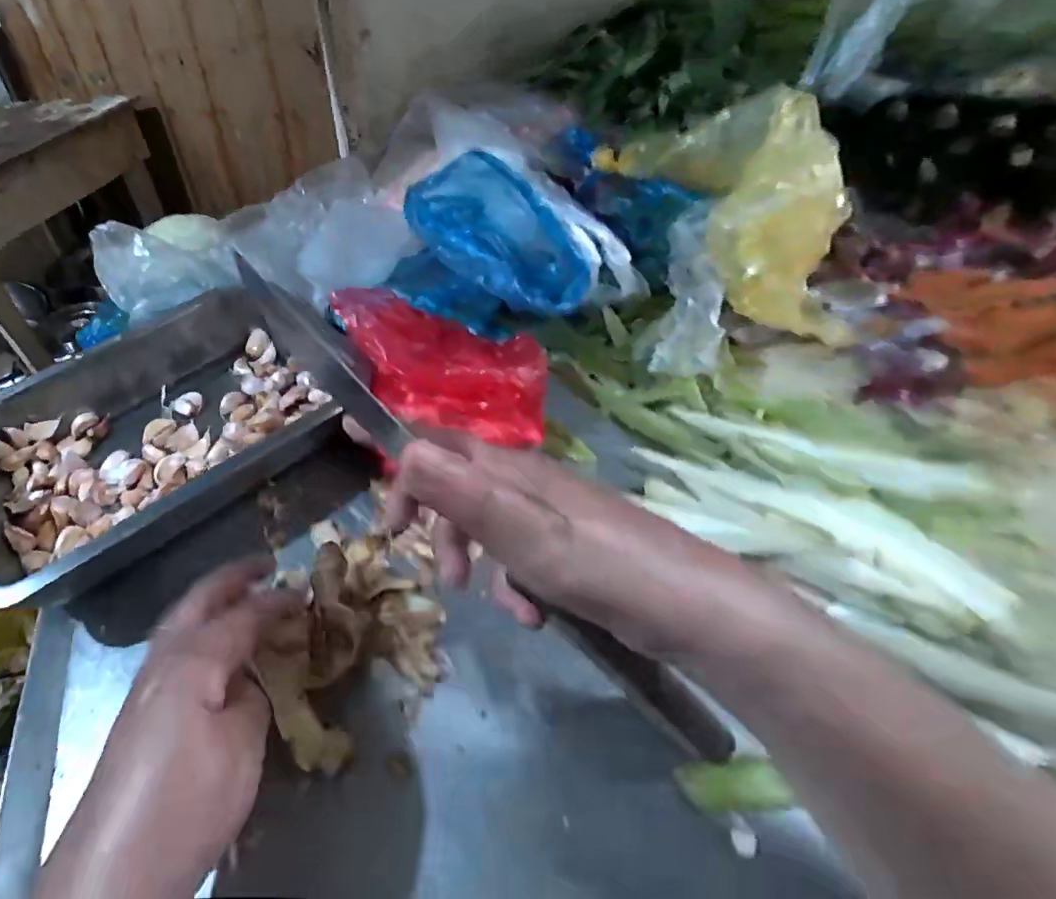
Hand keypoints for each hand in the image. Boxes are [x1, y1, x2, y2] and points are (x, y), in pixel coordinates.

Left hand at [39, 558, 300, 898]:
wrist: (112, 870)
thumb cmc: (185, 803)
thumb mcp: (240, 750)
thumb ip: (253, 700)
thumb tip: (251, 681)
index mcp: (192, 660)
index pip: (242, 615)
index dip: (276, 601)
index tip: (305, 591)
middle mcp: (163, 660)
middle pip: (199, 601)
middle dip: (233, 578)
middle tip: (266, 565)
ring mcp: (145, 686)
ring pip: (182, 622)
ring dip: (214, 603)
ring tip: (244, 598)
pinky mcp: (139, 713)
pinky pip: (176, 649)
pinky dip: (202, 633)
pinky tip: (217, 652)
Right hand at [369, 421, 758, 660]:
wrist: (692, 610)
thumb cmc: (600, 566)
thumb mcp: (522, 533)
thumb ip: (462, 492)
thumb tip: (404, 450)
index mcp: (511, 468)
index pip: (440, 440)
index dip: (400, 448)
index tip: (363, 467)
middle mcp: (528, 481)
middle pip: (457, 484)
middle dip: (432, 520)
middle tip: (409, 554)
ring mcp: (551, 514)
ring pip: (486, 524)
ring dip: (471, 558)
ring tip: (478, 598)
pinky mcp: (570, 547)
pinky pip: (520, 556)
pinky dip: (512, 582)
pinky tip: (530, 616)